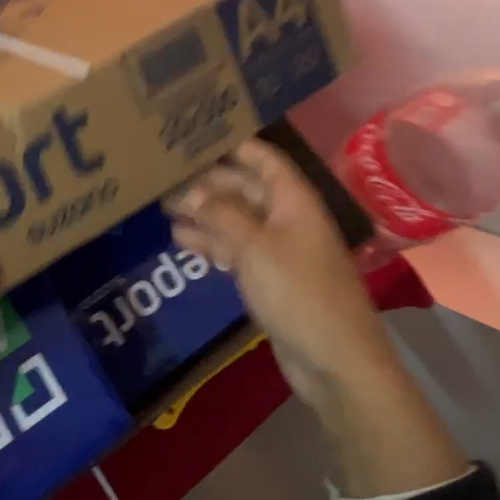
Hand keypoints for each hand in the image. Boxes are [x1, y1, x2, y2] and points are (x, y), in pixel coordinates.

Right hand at [165, 139, 467, 498]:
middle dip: (209, 181)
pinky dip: (212, 242)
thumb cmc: (299, 292)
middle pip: (245, 188)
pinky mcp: (270, 279)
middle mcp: (288, 218)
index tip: (194, 135)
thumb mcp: (255, 246)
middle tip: (165, 174)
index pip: (263, 158)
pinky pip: (237, 249)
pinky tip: (182, 239)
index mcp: (294, 200)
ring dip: (205, 212)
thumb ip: (221, 214)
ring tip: (164, 205)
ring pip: (237, 220)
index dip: (233, 144)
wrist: (336, 363)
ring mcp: (280, 250)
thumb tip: (191, 192)